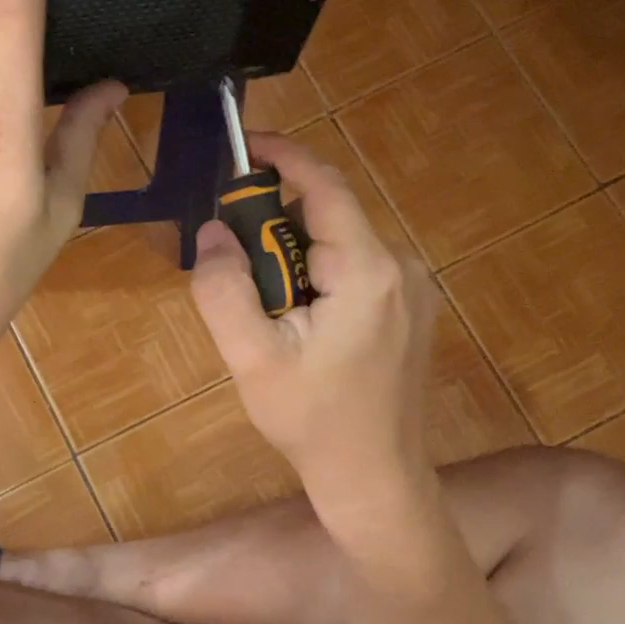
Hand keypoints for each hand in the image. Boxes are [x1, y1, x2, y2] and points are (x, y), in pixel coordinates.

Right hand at [191, 133, 440, 506]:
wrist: (373, 477)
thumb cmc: (311, 420)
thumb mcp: (251, 359)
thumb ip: (224, 289)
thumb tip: (212, 232)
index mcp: (367, 270)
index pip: (324, 187)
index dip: (282, 157)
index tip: (241, 146)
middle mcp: (401, 266)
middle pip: (329, 215)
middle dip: (276, 223)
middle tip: (233, 261)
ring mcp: (412, 289)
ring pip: (340, 243)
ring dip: (293, 255)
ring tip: (263, 307)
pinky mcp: (410, 310)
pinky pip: (355, 268)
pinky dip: (316, 274)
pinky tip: (297, 322)